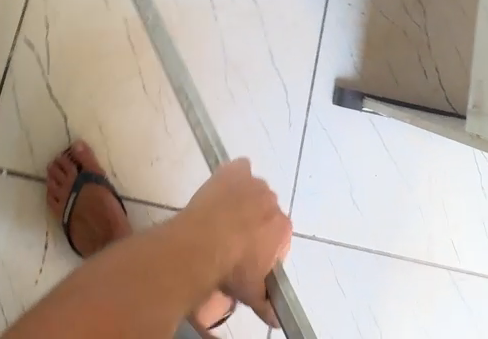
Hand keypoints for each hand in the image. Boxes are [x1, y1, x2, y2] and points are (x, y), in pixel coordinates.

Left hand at [178, 159, 292, 326]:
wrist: (205, 241)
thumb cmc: (232, 268)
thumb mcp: (251, 293)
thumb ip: (267, 304)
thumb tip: (276, 318)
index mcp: (282, 229)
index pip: (278, 236)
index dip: (264, 245)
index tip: (249, 256)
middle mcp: (273, 202)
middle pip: (266, 210)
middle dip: (254, 222)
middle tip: (234, 238)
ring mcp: (254, 183)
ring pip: (253, 190)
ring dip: (243, 199)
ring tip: (223, 216)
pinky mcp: (236, 169)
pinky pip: (240, 168)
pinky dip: (234, 175)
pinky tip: (222, 188)